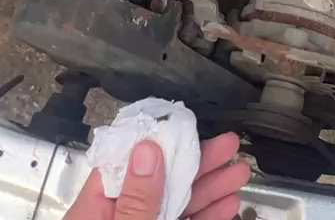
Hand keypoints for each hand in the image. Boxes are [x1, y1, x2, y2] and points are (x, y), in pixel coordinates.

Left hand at [66, 133, 252, 219]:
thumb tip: (148, 147)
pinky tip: (227, 207)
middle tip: (231, 144)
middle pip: (161, 182)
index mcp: (94, 211)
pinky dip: (205, 217)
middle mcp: (116, 219)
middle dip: (199, 163)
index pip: (127, 161)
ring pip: (176, 206)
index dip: (162, 139)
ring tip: (239, 174)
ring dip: (210, 190)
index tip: (191, 125)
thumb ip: (136, 201)